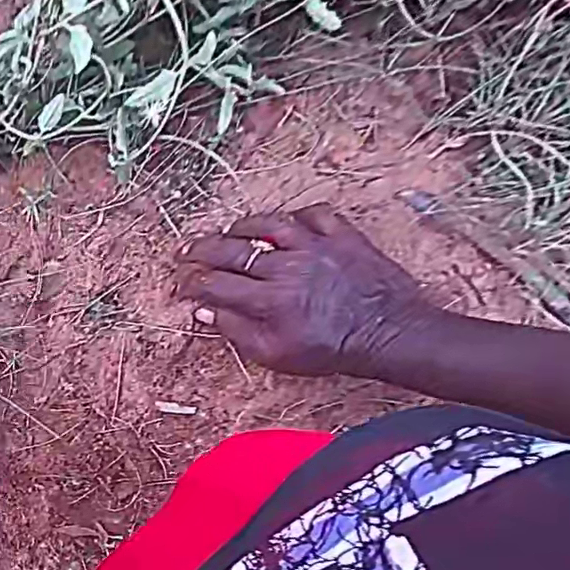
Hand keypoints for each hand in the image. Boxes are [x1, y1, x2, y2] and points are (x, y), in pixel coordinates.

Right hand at [175, 203, 444, 376]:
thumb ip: (236, 331)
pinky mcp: (343, 237)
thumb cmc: (328, 351)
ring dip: (241, 226)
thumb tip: (204, 312)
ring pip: (268, 225)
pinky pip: (315, 214)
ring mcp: (317, 247)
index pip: (215, 283)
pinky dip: (295, 217)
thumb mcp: (272, 354)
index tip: (180, 284)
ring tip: (227, 231)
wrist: (388, 335)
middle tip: (185, 251)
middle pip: (232, 250)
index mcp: (267, 300)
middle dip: (201, 250)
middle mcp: (287, 267)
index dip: (191, 282)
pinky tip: (284, 226)